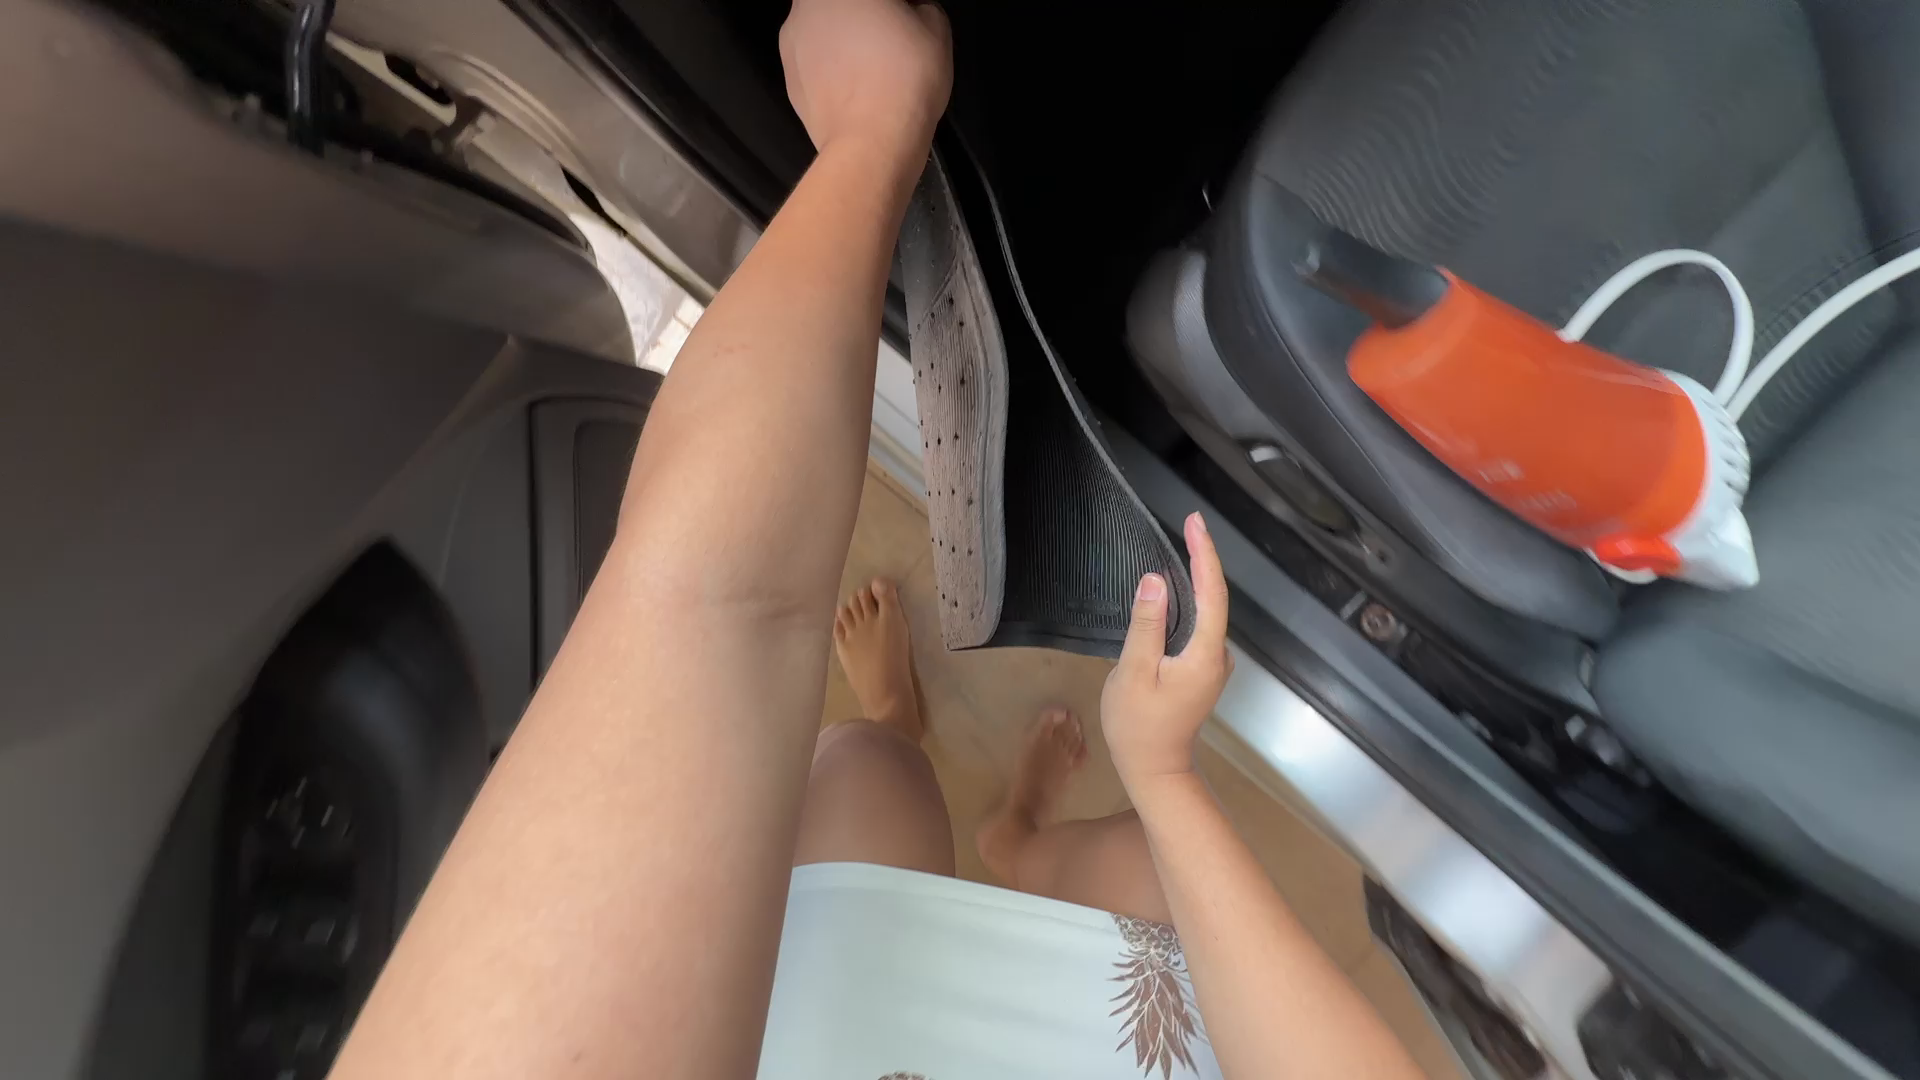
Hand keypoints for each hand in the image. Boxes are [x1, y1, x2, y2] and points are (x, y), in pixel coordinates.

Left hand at [779, 0, 952, 155]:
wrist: (871, 144)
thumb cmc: (906, 80)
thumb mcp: (937, 30)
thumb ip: (922, 8)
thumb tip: (912, 13)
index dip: (899, 11)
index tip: (908, 24)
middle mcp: (809, 4)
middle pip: (843, 8)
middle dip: (865, 21)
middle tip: (889, 48)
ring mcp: (792, 40)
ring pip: (823, 32)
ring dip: (844, 44)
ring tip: (869, 77)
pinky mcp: (789, 79)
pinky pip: (813, 67)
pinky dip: (831, 76)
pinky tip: (852, 97)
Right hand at [1102, 512, 1233, 791]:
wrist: (1154, 769)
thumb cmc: (1138, 724)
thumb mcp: (1134, 672)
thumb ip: (1147, 625)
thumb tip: (1156, 580)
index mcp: (1205, 653)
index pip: (1212, 593)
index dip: (1205, 554)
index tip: (1196, 522)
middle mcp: (1218, 655)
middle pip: (1215, 598)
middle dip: (1203, 558)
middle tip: (1189, 523)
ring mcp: (1212, 663)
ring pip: (1207, 611)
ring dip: (1197, 577)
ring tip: (1184, 542)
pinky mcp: (1201, 668)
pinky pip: (1199, 625)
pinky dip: (1191, 600)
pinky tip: (1176, 586)